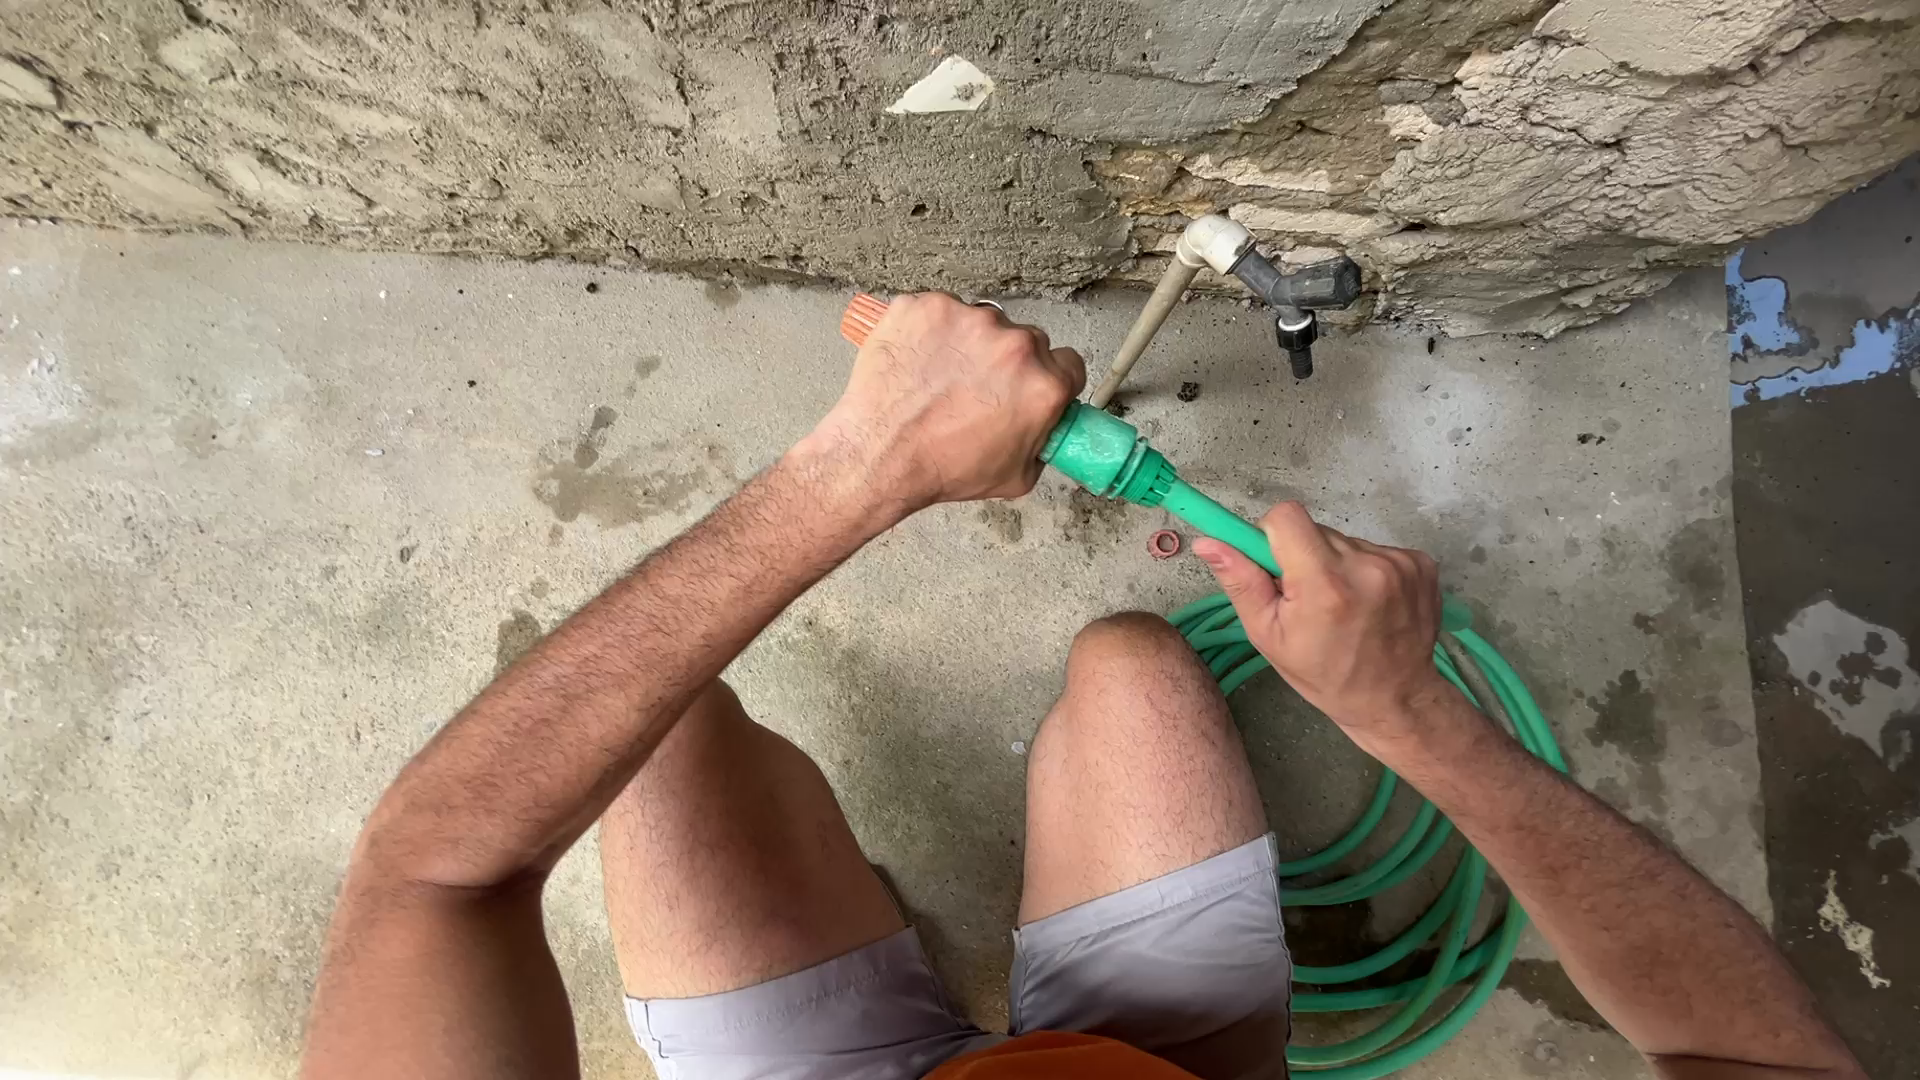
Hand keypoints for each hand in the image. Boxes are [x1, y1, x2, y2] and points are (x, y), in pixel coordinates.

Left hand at [815, 293, 1084, 507]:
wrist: (880, 456)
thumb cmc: (942, 470)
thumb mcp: (1016, 478)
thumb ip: (1041, 443)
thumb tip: (1045, 427)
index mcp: (1043, 385)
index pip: (1068, 364)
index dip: (1050, 377)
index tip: (1030, 386)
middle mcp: (1013, 345)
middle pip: (1025, 340)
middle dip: (1006, 362)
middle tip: (975, 389)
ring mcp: (969, 319)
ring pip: (980, 323)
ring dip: (966, 344)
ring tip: (938, 379)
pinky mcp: (928, 306)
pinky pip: (938, 312)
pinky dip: (928, 332)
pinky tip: (917, 363)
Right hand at [1193, 502, 1456, 748]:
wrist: (1394, 698)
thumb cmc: (1322, 673)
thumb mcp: (1266, 634)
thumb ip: (1239, 582)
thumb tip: (1207, 543)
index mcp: (1324, 584)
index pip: (1286, 516)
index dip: (1270, 534)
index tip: (1273, 564)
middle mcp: (1366, 565)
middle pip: (1313, 530)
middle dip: (1300, 555)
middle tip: (1305, 597)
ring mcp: (1400, 563)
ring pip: (1342, 540)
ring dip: (1333, 563)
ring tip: (1339, 604)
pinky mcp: (1422, 563)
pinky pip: (1373, 548)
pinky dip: (1362, 569)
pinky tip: (1366, 602)